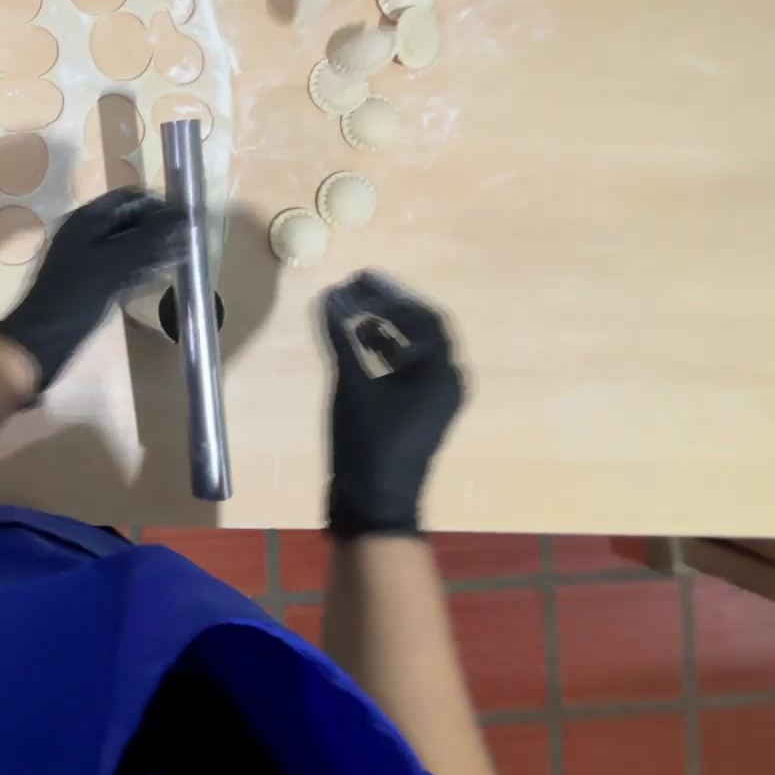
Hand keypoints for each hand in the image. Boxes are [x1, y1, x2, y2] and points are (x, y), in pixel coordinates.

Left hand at [0, 188, 187, 391]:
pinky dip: (141, 270)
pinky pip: (121, 269)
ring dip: (153, 250)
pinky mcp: (90, 284)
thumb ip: (149, 237)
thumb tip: (183, 215)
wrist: (43, 339)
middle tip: (190, 239)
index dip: (157, 204)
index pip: (128, 198)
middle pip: (128, 221)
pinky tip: (162, 276)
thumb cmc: (75, 296)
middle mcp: (85, 234)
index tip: (187, 217)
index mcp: (85, 220)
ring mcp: (86, 260)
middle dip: (157, 228)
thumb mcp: (114, 262)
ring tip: (183, 255)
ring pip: (126, 246)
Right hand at [321, 271, 463, 539]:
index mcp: (440, 373)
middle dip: (388, 306)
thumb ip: (340, 336)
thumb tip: (329, 296)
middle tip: (355, 288)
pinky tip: (354, 342)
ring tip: (350, 311)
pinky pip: (403, 368)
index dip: (392, 294)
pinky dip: (380, 350)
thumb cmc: (368, 438)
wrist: (375, 496)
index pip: (425, 319)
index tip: (360, 278)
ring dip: (382, 326)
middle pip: (421, 331)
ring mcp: (432, 398)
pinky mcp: (415, 411)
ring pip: (411, 349)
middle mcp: (445, 381)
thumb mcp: (351, 383)